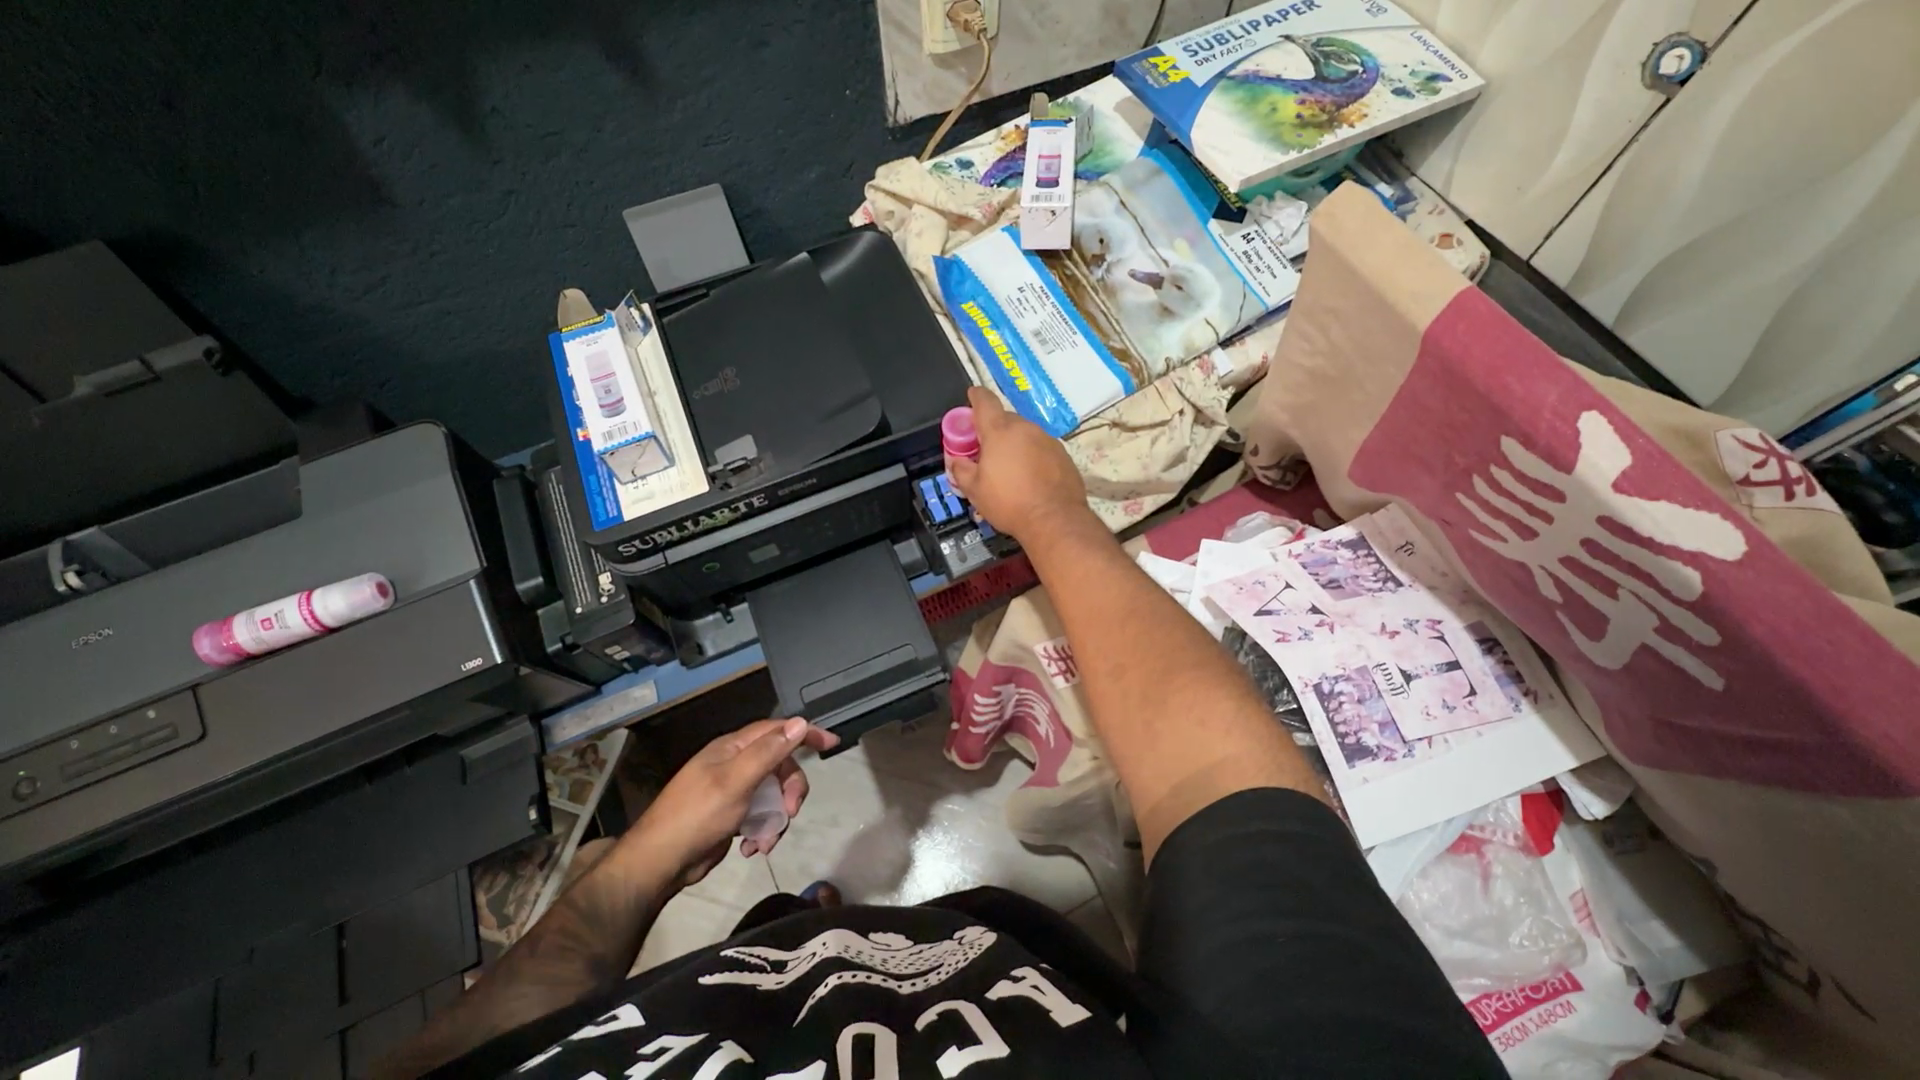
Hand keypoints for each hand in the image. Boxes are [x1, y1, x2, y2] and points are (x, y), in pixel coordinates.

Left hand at [630, 717, 838, 888]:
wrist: (660, 862)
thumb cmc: (697, 815)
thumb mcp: (736, 781)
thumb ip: (769, 752)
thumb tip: (799, 722)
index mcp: (732, 749)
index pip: (776, 730)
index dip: (805, 733)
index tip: (832, 743)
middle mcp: (734, 765)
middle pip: (780, 767)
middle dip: (790, 790)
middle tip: (791, 811)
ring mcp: (733, 791)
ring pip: (774, 795)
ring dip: (777, 818)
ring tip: (765, 841)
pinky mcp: (732, 816)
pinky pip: (762, 816)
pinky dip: (763, 832)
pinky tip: (753, 849)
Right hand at [946, 386, 1091, 541]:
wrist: (1054, 520)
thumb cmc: (1009, 503)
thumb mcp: (975, 490)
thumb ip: (961, 470)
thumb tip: (956, 461)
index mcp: (1000, 431)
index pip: (985, 401)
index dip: (976, 396)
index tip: (972, 395)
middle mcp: (1026, 428)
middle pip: (1005, 420)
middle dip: (994, 431)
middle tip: (986, 452)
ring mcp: (1047, 440)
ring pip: (1025, 435)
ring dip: (1015, 445)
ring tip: (1010, 470)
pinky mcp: (1063, 455)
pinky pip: (1042, 449)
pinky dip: (1033, 457)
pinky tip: (1030, 478)